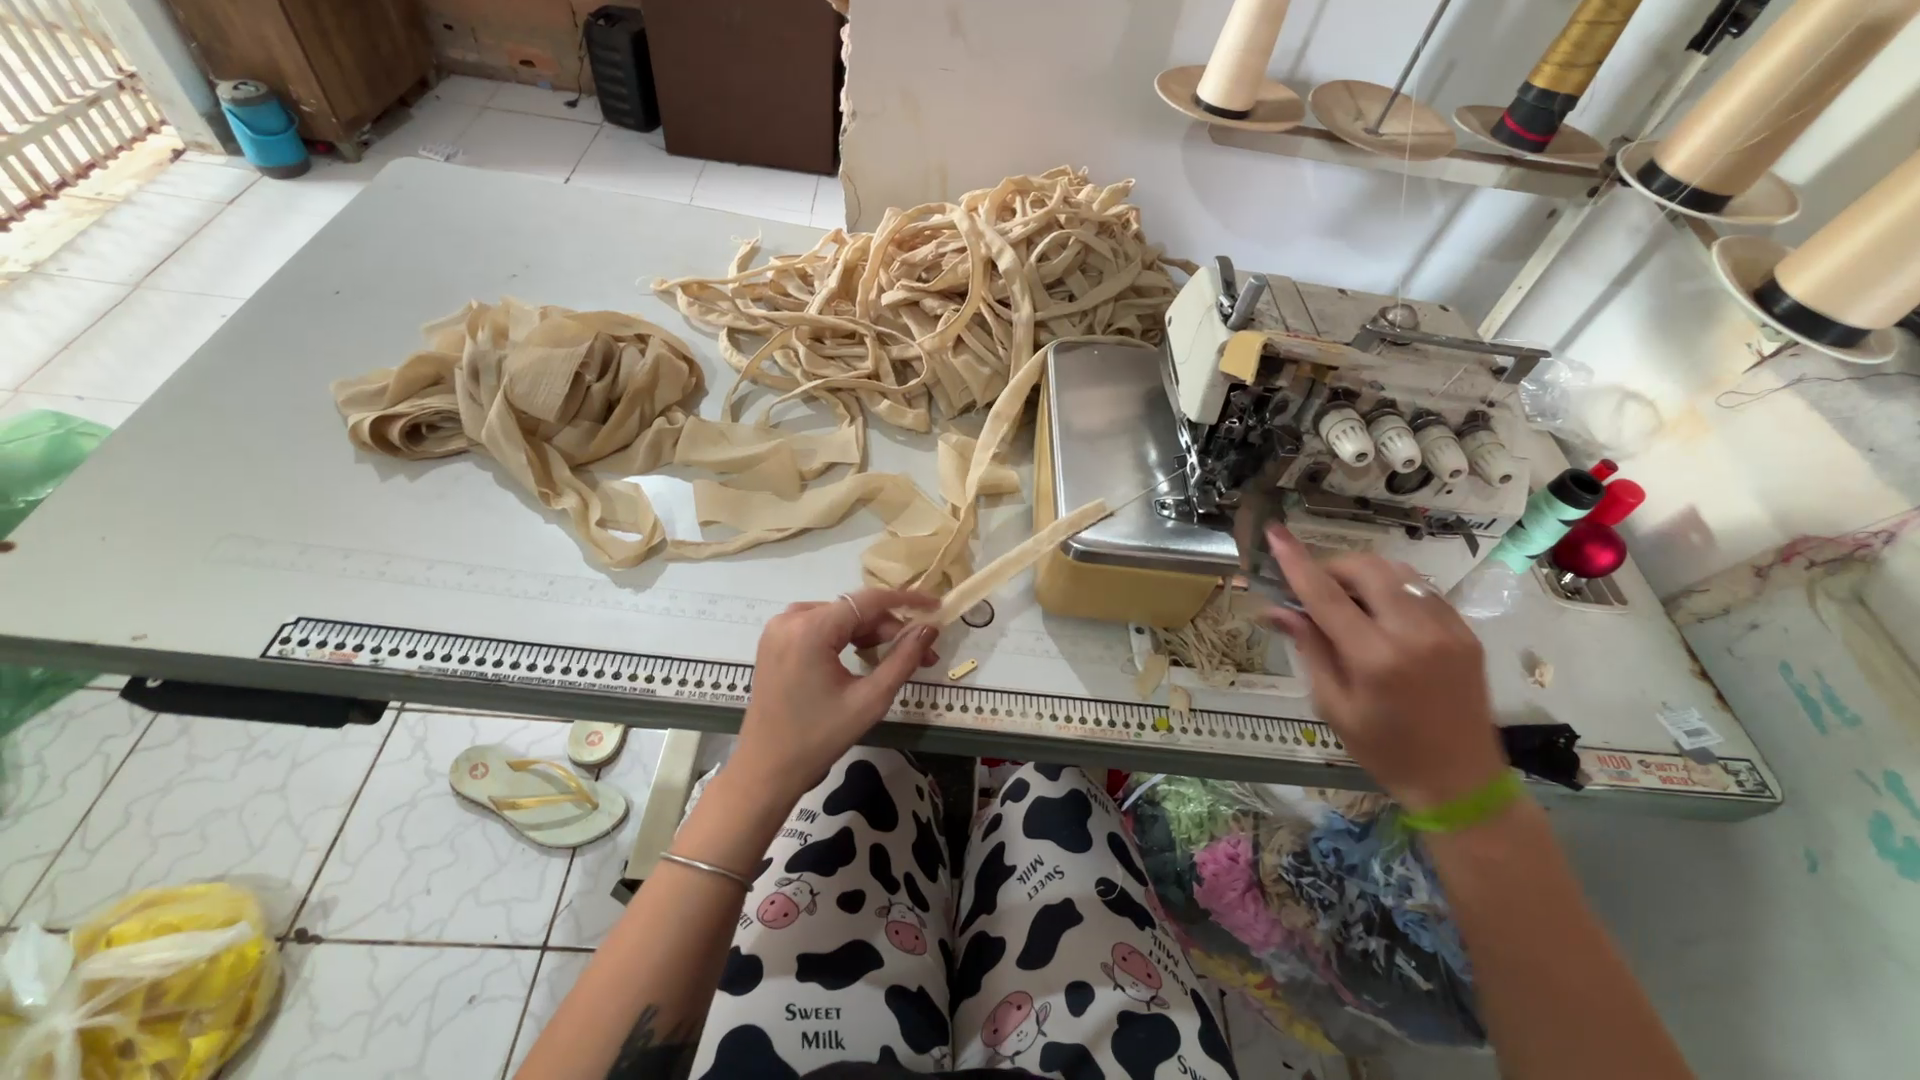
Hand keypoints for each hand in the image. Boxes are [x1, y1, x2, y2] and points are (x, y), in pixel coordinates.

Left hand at [729, 588, 939, 806]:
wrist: (767, 768)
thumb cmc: (819, 738)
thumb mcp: (869, 700)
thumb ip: (903, 659)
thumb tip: (930, 629)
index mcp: (810, 629)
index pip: (868, 600)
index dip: (906, 601)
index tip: (936, 607)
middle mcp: (790, 618)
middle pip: (853, 610)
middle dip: (889, 629)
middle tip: (923, 654)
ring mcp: (779, 629)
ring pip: (838, 617)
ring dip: (869, 634)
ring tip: (897, 659)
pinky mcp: (775, 642)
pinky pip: (819, 627)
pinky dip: (845, 638)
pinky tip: (865, 657)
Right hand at [1260, 524, 1506, 810]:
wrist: (1460, 780)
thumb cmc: (1385, 750)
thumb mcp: (1334, 706)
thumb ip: (1309, 650)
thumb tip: (1277, 610)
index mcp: (1376, 658)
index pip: (1326, 596)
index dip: (1296, 562)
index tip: (1275, 533)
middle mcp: (1415, 633)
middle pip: (1367, 569)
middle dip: (1333, 567)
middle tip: (1313, 589)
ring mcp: (1447, 628)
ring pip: (1398, 571)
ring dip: (1364, 574)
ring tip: (1346, 600)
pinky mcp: (1465, 631)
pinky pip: (1422, 590)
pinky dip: (1393, 589)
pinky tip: (1381, 614)